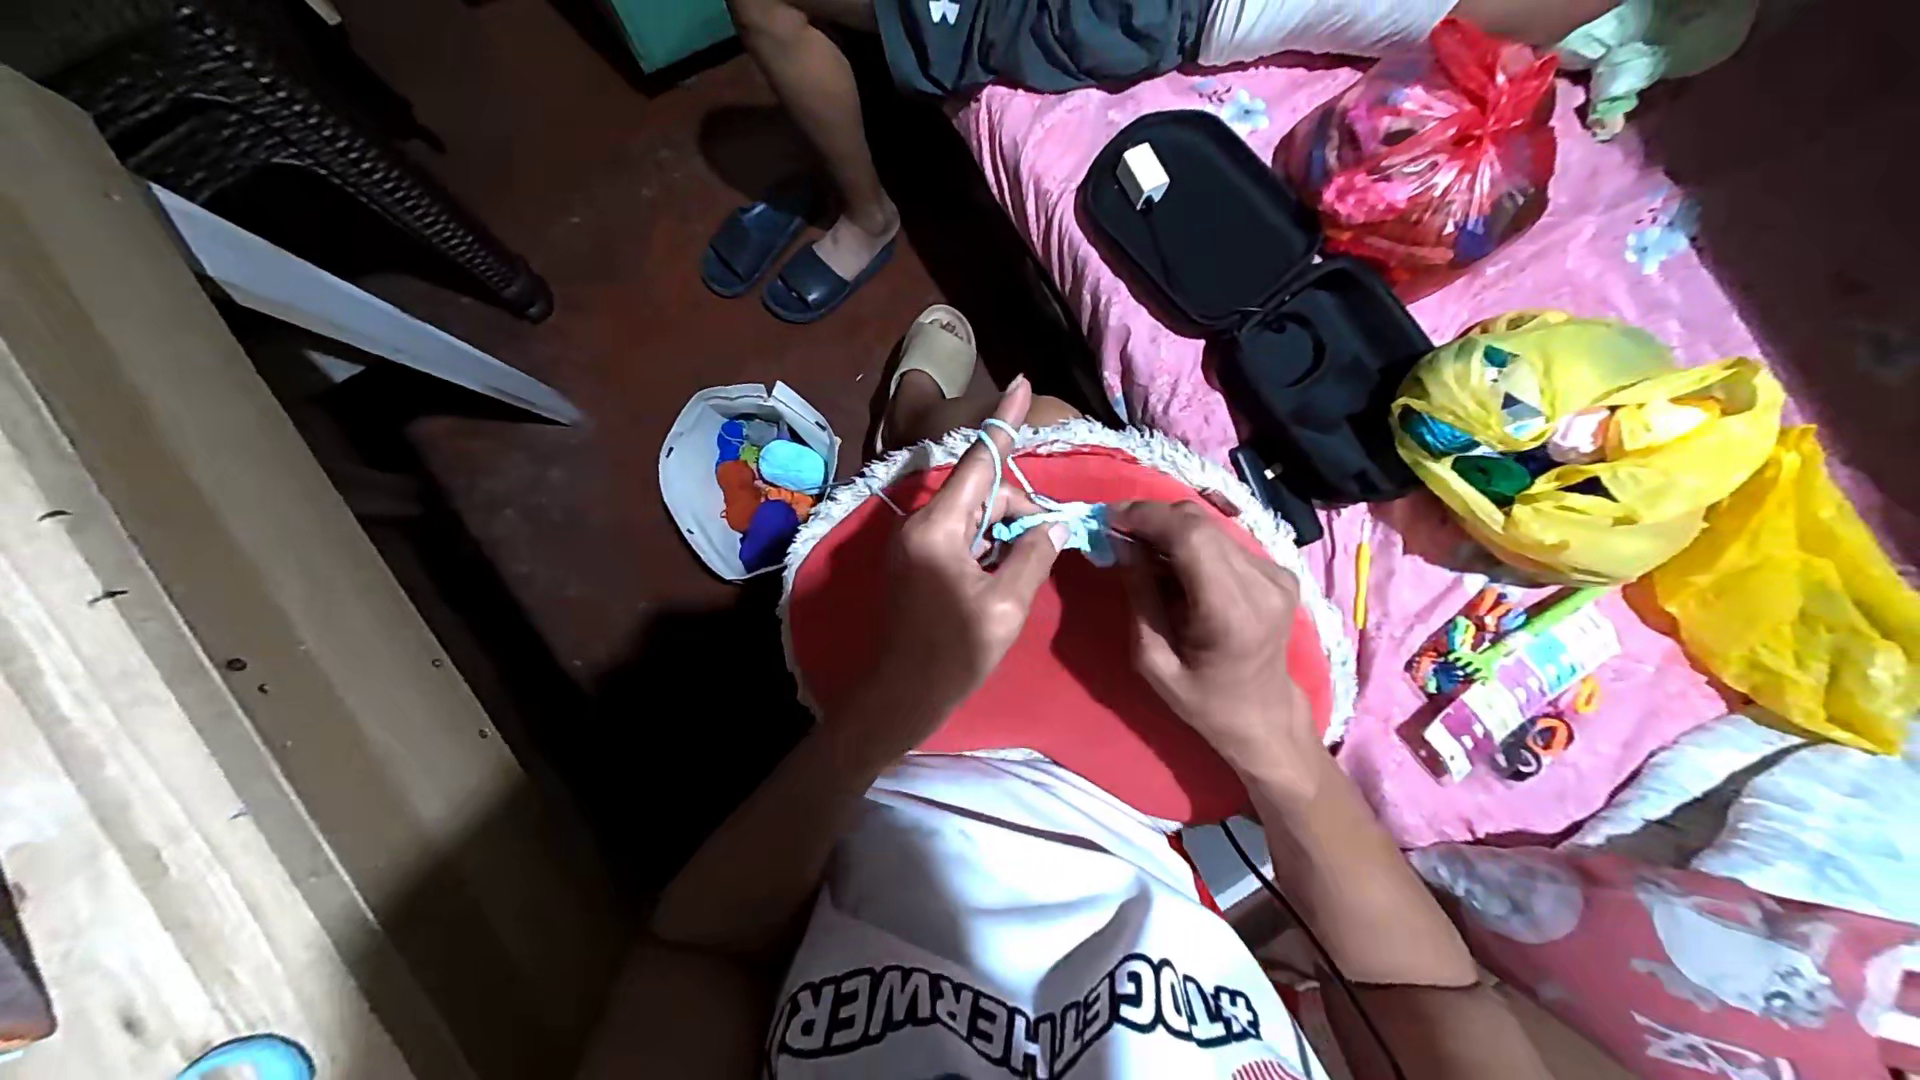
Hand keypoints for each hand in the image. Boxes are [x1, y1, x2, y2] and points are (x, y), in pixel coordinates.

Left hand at [852, 377, 1065, 738]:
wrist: (899, 697)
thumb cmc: (952, 655)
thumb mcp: (1006, 606)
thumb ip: (1032, 555)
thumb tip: (1050, 523)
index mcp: (938, 528)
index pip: (978, 462)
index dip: (1003, 422)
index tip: (1020, 383)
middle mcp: (920, 524)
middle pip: (981, 492)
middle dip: (1018, 508)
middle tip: (1046, 541)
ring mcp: (915, 542)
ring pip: (973, 515)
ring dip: (1005, 530)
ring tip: (1024, 565)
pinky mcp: (917, 560)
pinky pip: (961, 534)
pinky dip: (988, 544)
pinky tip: (1003, 571)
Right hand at [1108, 500, 1323, 786]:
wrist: (1263, 715)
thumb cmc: (1202, 700)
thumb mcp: (1153, 659)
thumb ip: (1139, 595)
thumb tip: (1121, 543)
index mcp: (1232, 612)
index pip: (1191, 536)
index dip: (1147, 516)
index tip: (1109, 517)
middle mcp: (1262, 584)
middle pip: (1200, 523)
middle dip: (1152, 518)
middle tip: (1117, 531)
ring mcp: (1275, 574)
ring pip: (1210, 526)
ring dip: (1169, 529)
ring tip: (1139, 548)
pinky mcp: (1277, 571)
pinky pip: (1222, 540)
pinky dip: (1189, 542)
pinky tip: (1171, 564)